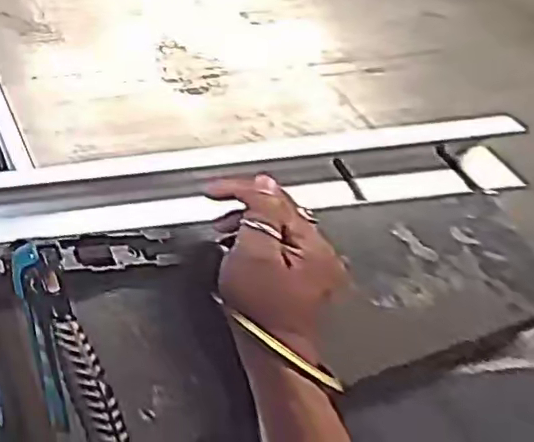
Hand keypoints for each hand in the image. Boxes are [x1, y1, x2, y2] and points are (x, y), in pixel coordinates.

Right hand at [208, 175, 346, 359]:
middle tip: (216, 208)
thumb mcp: (253, 250)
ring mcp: (312, 266)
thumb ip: (260, 213)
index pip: (274, 198)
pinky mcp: (301, 276)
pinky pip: (277, 241)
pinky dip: (255, 236)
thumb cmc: (261, 306)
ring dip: (247, 220)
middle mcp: (320, 253)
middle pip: (278, 209)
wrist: (270, 348)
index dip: (239, 189)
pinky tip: (239, 245)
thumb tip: (264, 185)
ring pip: (276, 225)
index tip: (212, 191)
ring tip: (224, 230)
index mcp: (313, 245)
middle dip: (243, 205)